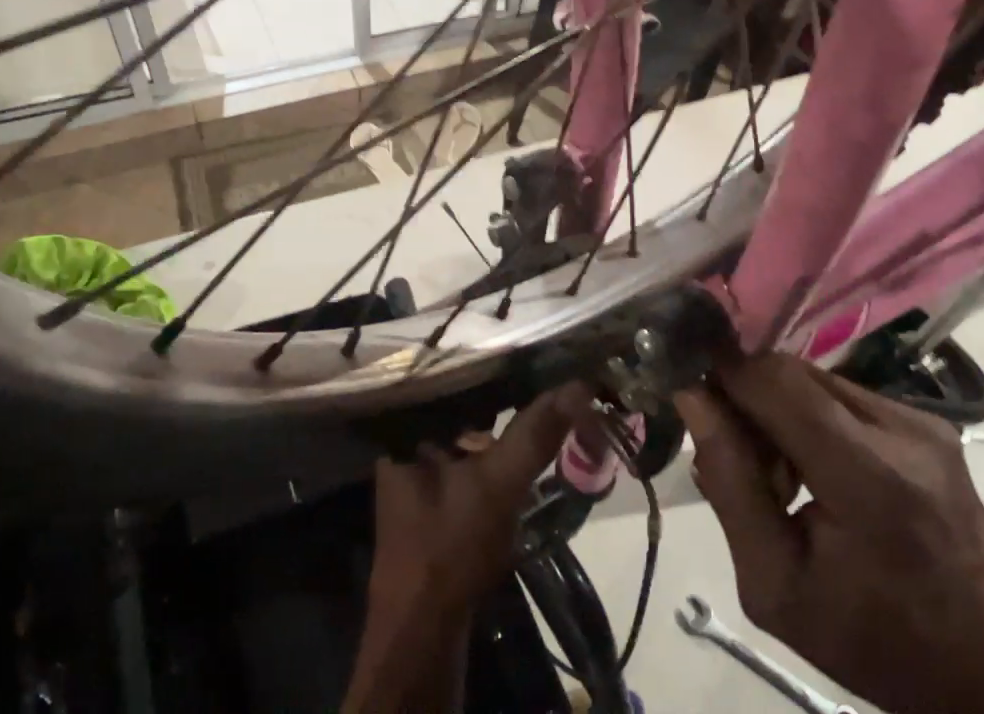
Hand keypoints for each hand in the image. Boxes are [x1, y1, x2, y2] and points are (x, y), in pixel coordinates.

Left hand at [343, 385, 590, 713]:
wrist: (423, 631)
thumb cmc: (450, 549)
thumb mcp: (498, 485)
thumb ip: (535, 434)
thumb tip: (579, 384)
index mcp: (404, 429)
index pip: (450, 375)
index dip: (495, 363)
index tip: (538, 352)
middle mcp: (404, 442)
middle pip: (461, 402)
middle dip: (505, 392)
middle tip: (553, 375)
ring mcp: (417, 471)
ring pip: (468, 431)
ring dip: (505, 423)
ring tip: (549, 399)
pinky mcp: (434, 496)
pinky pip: (470, 458)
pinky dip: (498, 452)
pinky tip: (527, 445)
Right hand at [676, 355, 983, 713]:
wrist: (982, 670)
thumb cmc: (868, 639)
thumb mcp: (771, 583)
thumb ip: (729, 483)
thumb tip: (693, 398)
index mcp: (868, 475)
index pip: (774, 379)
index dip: (722, 375)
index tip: (689, 399)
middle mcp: (904, 432)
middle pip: (792, 373)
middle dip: (748, 403)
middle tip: (736, 463)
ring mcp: (927, 425)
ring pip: (817, 381)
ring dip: (779, 413)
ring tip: (781, 481)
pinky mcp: (934, 427)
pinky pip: (846, 398)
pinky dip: (813, 421)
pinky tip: (818, 476)